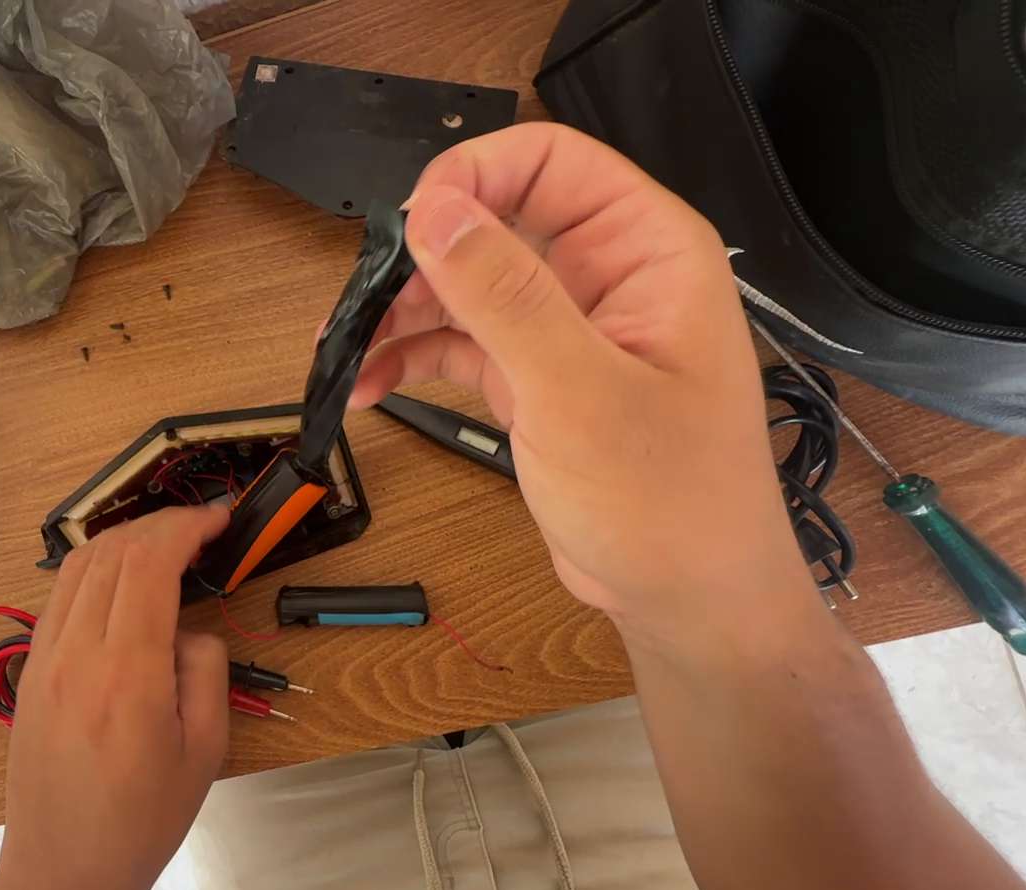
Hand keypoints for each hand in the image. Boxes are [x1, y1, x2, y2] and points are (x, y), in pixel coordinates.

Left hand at [0, 504, 232, 889]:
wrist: (63, 872)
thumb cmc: (143, 820)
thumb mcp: (206, 748)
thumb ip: (204, 667)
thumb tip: (186, 629)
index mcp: (128, 670)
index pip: (150, 562)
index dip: (186, 526)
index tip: (218, 519)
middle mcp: (77, 651)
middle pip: (112, 551)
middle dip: (161, 525)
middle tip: (199, 529)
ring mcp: (44, 658)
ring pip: (79, 566)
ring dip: (125, 541)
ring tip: (164, 545)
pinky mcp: (30, 671)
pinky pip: (61, 597)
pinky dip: (95, 570)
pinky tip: (120, 583)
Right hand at [352, 123, 816, 631]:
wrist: (677, 590)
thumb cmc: (665, 499)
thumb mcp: (577, 390)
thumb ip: (507, 296)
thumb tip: (439, 214)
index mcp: (640, 251)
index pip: (546, 164)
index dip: (470, 179)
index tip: (407, 227)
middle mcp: (599, 279)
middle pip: (490, 227)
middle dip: (419, 260)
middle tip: (361, 303)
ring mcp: (560, 332)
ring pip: (464, 291)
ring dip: (401, 317)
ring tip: (348, 352)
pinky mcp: (530, 380)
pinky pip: (460, 348)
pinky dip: (412, 362)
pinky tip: (372, 385)